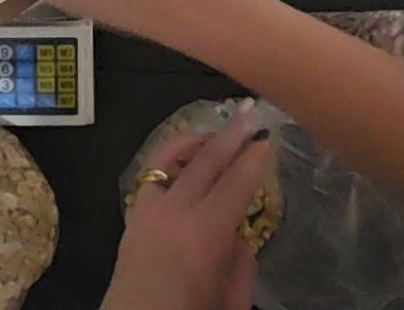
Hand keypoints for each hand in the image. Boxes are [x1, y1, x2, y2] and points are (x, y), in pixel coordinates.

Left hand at [104, 102, 273, 309]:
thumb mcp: (231, 303)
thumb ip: (241, 264)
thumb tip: (240, 231)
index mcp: (205, 236)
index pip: (236, 184)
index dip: (255, 159)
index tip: (269, 138)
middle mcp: (176, 213)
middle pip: (208, 161)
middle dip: (233, 135)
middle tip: (253, 112)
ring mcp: (150, 209)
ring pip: (178, 157)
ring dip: (203, 137)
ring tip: (225, 125)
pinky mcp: (134, 213)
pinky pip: (154, 169)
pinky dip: (172, 152)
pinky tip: (188, 148)